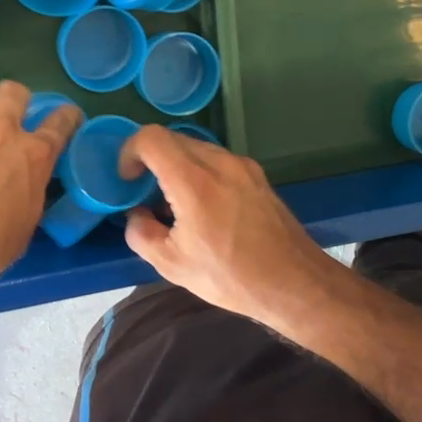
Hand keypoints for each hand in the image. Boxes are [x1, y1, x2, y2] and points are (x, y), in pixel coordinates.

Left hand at [0, 81, 80, 296]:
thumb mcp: (26, 223)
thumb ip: (30, 192)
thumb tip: (25, 184)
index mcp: (33, 155)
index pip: (60, 122)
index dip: (66, 116)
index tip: (65, 116)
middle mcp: (1, 130)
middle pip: (14, 92)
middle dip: (12, 101)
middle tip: (2, 119)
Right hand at [120, 126, 339, 322]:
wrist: (294, 283)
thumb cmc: (230, 276)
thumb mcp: (172, 264)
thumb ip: (141, 233)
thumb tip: (136, 215)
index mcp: (194, 181)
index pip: (151, 138)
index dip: (129, 152)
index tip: (127, 180)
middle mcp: (219, 163)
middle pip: (171, 139)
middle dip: (150, 160)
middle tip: (144, 194)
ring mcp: (242, 166)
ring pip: (195, 149)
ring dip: (175, 167)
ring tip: (173, 205)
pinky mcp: (256, 175)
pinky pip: (216, 161)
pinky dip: (198, 173)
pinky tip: (203, 209)